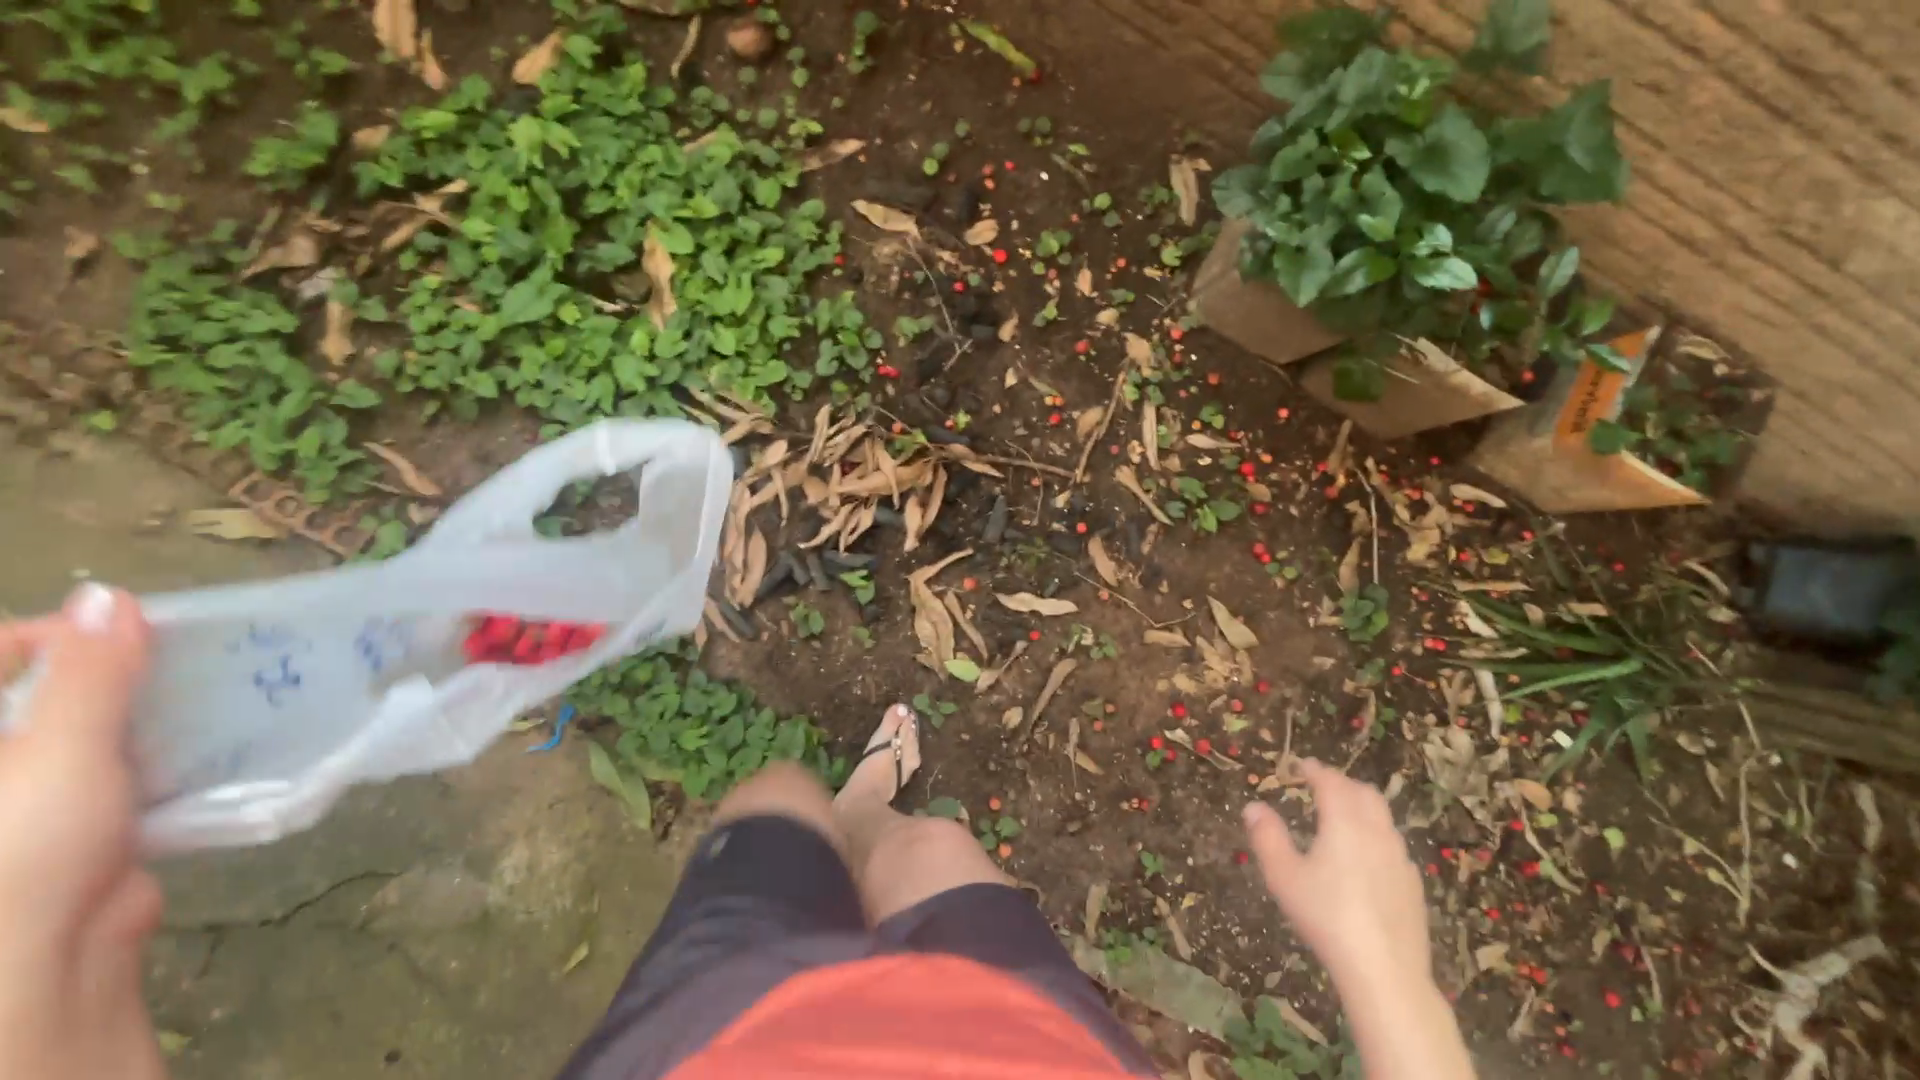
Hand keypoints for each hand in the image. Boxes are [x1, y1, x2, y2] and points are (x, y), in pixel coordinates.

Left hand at [0, 583, 165, 1079]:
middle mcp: (3, 764)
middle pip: (50, 695)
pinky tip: (215, 740)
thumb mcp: (57, 751)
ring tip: (214, 690)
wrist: (46, 968)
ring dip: (154, 712)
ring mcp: (40, 800)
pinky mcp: (88, 829)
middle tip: (183, 657)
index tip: (121, 633)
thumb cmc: (23, 852)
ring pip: (99, 732)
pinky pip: (129, 772)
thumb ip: (88, 676)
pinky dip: (169, 754)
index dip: (51, 638)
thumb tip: (110, 595)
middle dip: (118, 672)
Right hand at [1242, 758, 1429, 991]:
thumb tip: (1253, 806)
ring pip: (1383, 818)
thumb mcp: (1283, 876)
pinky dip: (1376, 834)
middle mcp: (1376, 831)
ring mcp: (1399, 858)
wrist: (1384, 968)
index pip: (1331, 782)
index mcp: (1344, 822)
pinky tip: (1365, 856)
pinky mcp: (1412, 883)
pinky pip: (1393, 844)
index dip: (1315, 770)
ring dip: (1361, 806)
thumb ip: (1267, 837)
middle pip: (1364, 793)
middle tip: (1321, 784)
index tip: (1301, 764)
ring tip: (1343, 815)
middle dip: (1342, 783)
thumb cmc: (1326, 916)